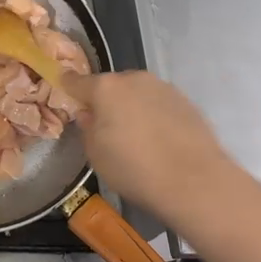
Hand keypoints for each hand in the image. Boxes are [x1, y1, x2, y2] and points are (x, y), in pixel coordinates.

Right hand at [62, 71, 238, 221]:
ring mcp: (162, 88)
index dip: (68, 86)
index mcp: (105, 88)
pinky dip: (155, 116)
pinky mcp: (186, 102)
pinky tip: (161, 142)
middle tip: (108, 128)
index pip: (77, 81)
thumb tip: (89, 115)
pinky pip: (160, 105)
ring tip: (139, 138)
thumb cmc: (135, 169)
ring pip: (137, 93)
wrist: (196, 182)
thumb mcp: (96, 155)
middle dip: (106, 101)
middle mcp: (133, 79)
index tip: (64, 90)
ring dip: (133, 107)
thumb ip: (87, 129)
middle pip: (111, 86)